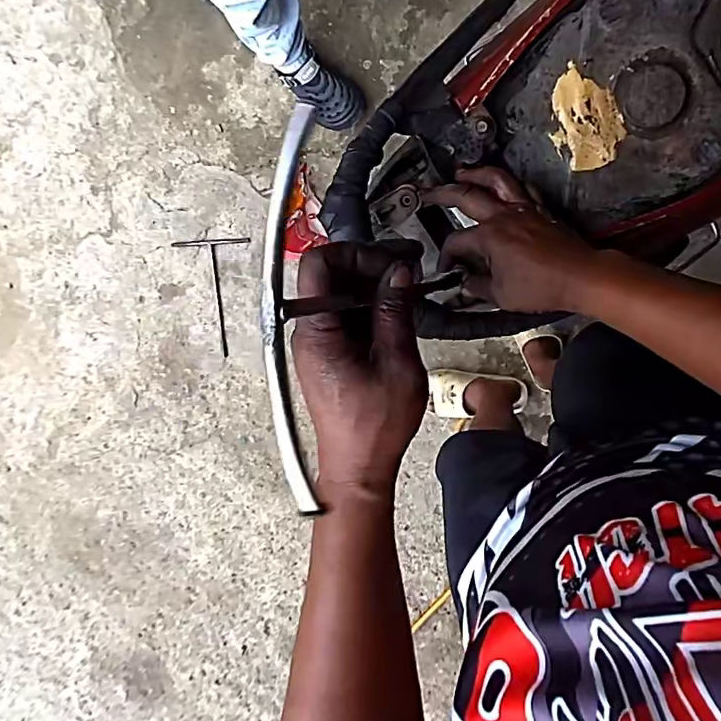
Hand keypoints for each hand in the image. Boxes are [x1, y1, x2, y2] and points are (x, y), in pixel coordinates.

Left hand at [291, 243, 427, 499]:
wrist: (359, 466)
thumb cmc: (372, 428)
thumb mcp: (396, 362)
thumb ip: (395, 311)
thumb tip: (399, 273)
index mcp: (317, 332)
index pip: (319, 265)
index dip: (356, 254)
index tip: (390, 261)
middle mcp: (310, 334)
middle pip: (331, 276)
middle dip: (371, 266)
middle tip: (409, 268)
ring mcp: (319, 344)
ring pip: (342, 295)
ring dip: (376, 287)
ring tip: (410, 289)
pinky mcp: (331, 355)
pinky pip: (348, 317)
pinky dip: (374, 308)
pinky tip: (400, 311)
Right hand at [425, 167, 605, 312]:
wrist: (580, 278)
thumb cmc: (546, 286)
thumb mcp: (502, 296)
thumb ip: (478, 287)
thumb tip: (467, 285)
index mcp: (490, 237)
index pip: (457, 241)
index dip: (446, 255)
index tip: (447, 267)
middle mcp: (505, 217)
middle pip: (466, 196)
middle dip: (442, 193)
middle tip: (429, 192)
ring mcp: (525, 211)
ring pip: (497, 180)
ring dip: (476, 173)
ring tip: (463, 172)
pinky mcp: (542, 213)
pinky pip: (524, 189)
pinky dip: (511, 185)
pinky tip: (506, 186)